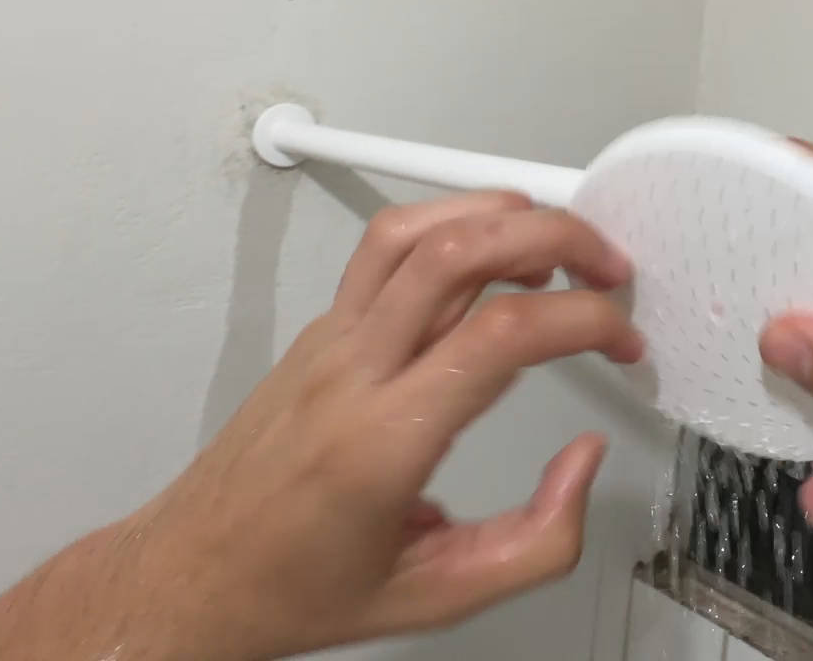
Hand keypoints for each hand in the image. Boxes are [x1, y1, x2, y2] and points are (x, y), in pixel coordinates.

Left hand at [0, 191, 641, 660]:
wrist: (193, 574)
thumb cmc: (299, 587)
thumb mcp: (440, 599)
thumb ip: (538, 540)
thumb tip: (585, 458)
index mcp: (385, 444)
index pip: (501, 338)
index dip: (584, 322)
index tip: (620, 337)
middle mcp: (355, 372)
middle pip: (461, 255)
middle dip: (557, 238)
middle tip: (606, 266)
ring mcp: (332, 337)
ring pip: (416, 230)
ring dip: (501, 214)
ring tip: (556, 242)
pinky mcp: (325, 323)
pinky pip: (387, 242)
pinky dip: (453, 219)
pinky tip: (489, 243)